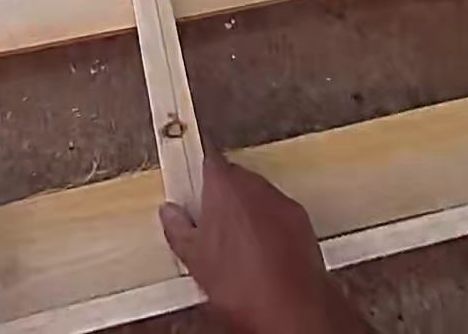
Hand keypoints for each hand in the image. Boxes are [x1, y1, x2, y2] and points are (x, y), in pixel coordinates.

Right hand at [159, 148, 371, 333]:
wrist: (291, 308)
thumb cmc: (241, 282)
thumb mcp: (196, 260)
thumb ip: (177, 229)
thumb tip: (169, 213)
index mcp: (222, 184)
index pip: (208, 160)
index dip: (200, 173)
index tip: (195, 188)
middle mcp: (251, 182)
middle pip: (232, 175)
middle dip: (222, 194)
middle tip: (212, 223)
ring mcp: (277, 197)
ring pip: (255, 193)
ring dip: (246, 208)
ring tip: (238, 243)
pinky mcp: (299, 215)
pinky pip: (277, 210)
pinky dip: (270, 223)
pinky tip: (263, 251)